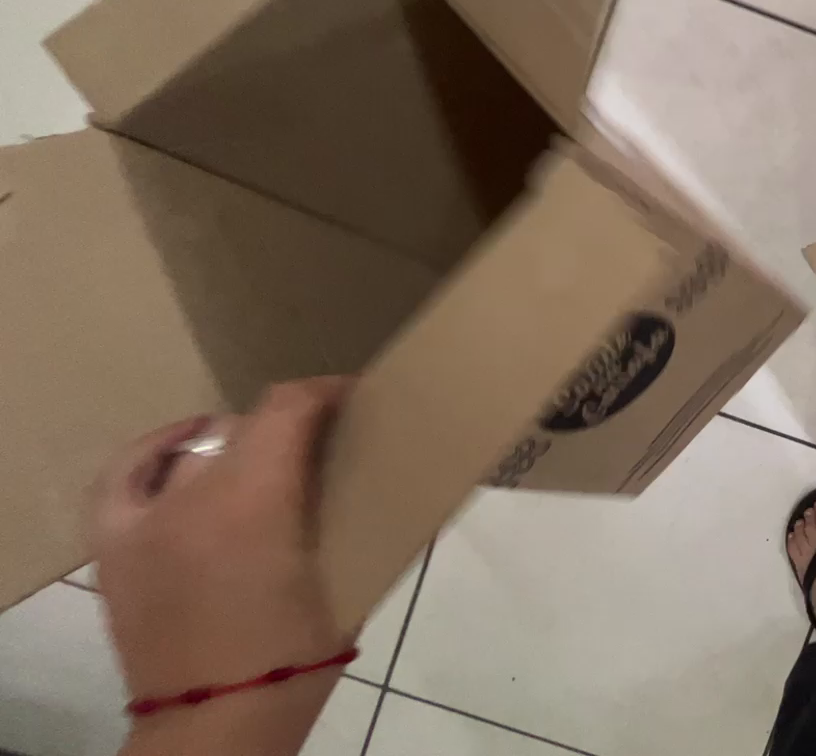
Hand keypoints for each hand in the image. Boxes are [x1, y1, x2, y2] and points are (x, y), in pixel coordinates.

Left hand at [91, 378, 352, 745]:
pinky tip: (187, 446)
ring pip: (201, 443)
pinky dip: (158, 451)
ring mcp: (146, 521)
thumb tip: (409, 467)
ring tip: (274, 450)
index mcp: (256, 499)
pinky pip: (125, 476)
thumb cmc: (309, 637)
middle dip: (299, 418)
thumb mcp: (352, 560)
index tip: (362, 396)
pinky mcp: (117, 545)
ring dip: (246, 438)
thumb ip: (364, 502)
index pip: (288, 406)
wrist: (224, 714)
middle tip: (335, 436)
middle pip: (250, 421)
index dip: (329, 389)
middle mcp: (192, 498)